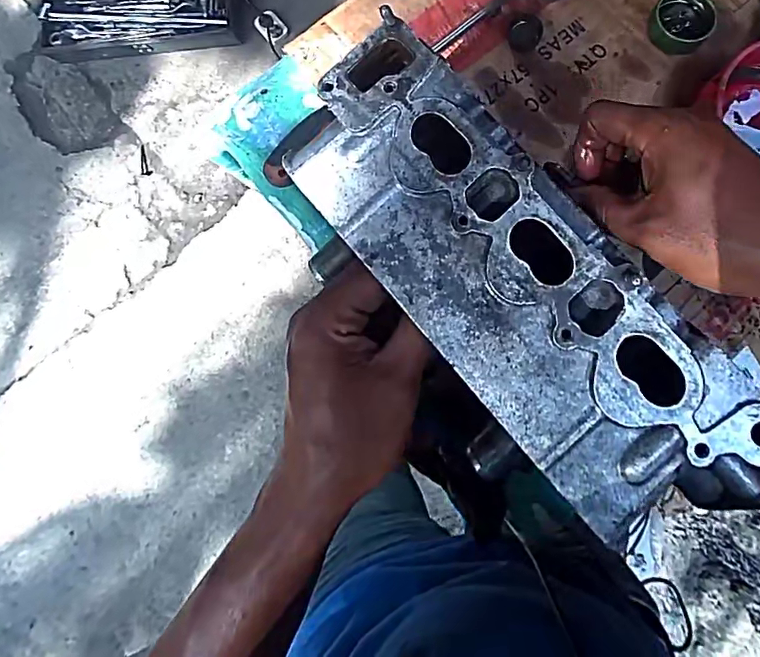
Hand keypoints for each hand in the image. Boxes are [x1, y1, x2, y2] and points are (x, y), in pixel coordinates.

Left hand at [276, 261, 433, 515]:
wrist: (320, 490)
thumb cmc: (352, 442)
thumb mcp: (398, 378)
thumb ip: (418, 327)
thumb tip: (437, 293)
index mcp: (321, 319)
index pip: (373, 272)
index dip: (412, 269)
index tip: (446, 268)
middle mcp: (313, 319)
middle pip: (370, 283)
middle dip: (408, 289)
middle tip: (446, 293)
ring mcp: (317, 334)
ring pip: (370, 303)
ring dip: (400, 310)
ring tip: (432, 319)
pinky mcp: (327, 350)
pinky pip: (364, 322)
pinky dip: (388, 327)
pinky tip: (411, 339)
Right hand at [571, 101, 759, 300]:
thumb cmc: (721, 238)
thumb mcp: (649, 229)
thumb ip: (605, 208)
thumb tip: (583, 196)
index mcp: (663, 128)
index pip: (599, 116)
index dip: (583, 150)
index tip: (591, 186)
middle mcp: (686, 121)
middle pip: (624, 127)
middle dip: (606, 163)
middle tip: (608, 205)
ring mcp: (709, 136)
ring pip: (649, 142)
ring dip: (631, 173)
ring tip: (635, 214)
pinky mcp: (723, 154)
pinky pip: (675, 154)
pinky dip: (657, 176)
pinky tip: (664, 211)